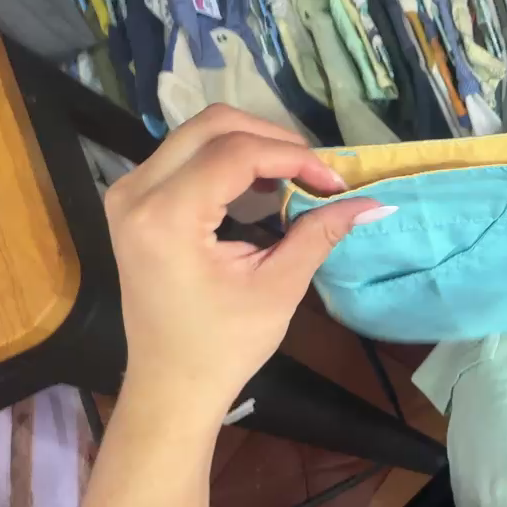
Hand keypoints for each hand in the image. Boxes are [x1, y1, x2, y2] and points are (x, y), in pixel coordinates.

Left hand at [103, 106, 386, 419]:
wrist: (173, 380)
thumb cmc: (226, 343)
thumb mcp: (280, 287)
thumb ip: (320, 234)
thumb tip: (375, 204)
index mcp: (167, 217)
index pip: (237, 153)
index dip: (296, 158)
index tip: (337, 183)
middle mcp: (137, 192)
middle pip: (213, 125)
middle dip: (276, 140)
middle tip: (318, 173)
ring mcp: (130, 192)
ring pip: (199, 133)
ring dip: (256, 146)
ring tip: (298, 179)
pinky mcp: (137, 200)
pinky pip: (187, 155)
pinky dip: (233, 160)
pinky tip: (265, 187)